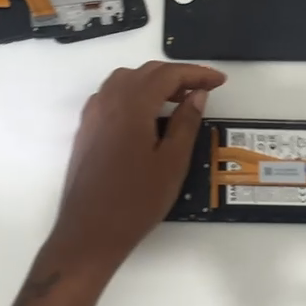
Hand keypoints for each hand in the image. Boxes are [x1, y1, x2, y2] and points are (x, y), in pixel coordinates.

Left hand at [44, 62, 226, 277]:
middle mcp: (108, 101)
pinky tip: (147, 115)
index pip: (168, 75)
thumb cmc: (136, 200)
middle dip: (177, 76)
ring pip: (126, 80)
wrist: (89, 232)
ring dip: (153, 82)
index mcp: (131, 105)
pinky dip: (134, 93)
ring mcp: (92, 114)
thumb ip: (186, 123)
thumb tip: (196, 94)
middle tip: (203, 90)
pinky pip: (111, 95)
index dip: (197, 73)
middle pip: (146, 72)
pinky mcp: (86, 129)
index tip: (219, 81)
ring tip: (177, 100)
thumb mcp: (172, 162)